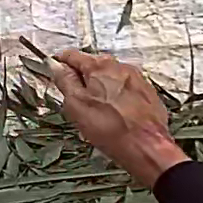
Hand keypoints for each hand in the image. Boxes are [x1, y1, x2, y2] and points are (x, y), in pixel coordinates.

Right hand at [47, 49, 188, 187]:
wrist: (146, 147)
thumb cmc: (111, 129)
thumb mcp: (76, 105)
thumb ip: (65, 81)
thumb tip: (56, 66)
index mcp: (100, 67)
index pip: (73, 55)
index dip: (60, 62)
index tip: (55, 68)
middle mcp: (120, 67)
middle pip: (93, 65)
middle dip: (81, 76)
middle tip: (73, 95)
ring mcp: (136, 79)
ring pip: (110, 76)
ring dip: (100, 86)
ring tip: (95, 108)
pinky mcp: (147, 93)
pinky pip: (124, 87)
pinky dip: (115, 95)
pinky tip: (112, 112)